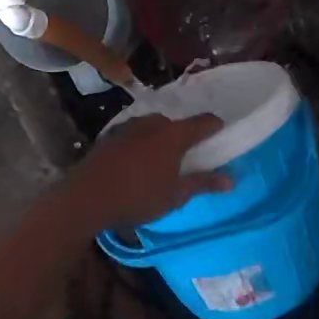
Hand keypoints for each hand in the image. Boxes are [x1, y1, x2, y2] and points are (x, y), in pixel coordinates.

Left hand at [41, 114, 232, 236]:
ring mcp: (128, 127)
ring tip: (160, 159)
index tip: (219, 131)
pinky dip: (139, 143)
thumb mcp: (175, 195)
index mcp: (174, 134)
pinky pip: (132, 134)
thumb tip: (231, 179)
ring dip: (159, 138)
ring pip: (151, 127)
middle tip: (187, 155)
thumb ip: (203, 183)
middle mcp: (152, 123)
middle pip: (175, 124)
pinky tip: (134, 160)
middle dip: (183, 135)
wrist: (87, 197)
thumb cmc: (138, 196)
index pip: (202, 122)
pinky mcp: (109, 136)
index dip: (214, 125)